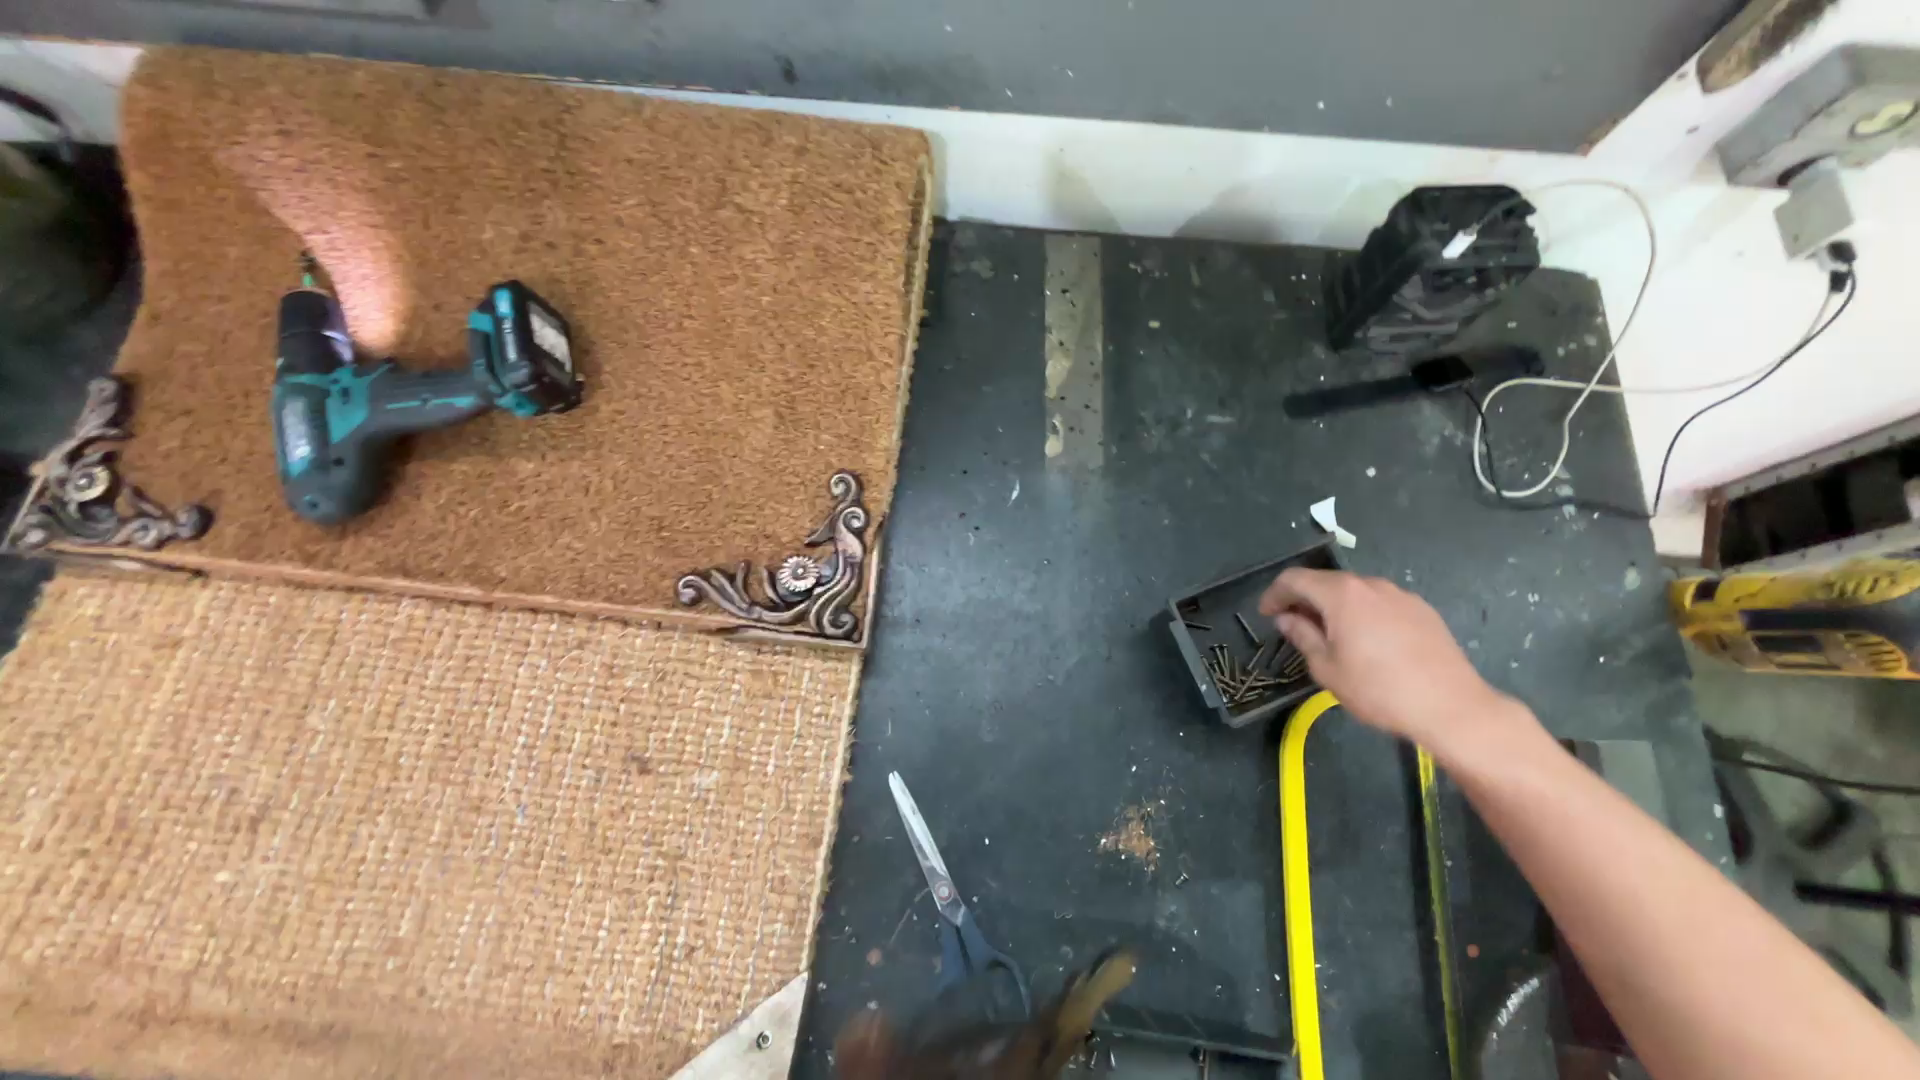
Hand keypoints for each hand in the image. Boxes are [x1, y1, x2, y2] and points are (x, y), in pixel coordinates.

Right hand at [1257, 568, 1529, 755]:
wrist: (1450, 706)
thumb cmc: (1378, 690)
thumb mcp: (1327, 668)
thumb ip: (1303, 636)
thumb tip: (1287, 618)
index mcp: (1342, 594)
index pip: (1295, 579)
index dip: (1275, 594)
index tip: (1266, 614)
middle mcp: (1371, 585)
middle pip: (1327, 582)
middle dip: (1305, 600)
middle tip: (1294, 626)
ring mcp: (1401, 595)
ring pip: (1356, 593)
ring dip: (1335, 607)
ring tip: (1330, 636)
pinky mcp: (1423, 610)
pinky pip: (1381, 604)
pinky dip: (1363, 614)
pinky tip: (1367, 643)